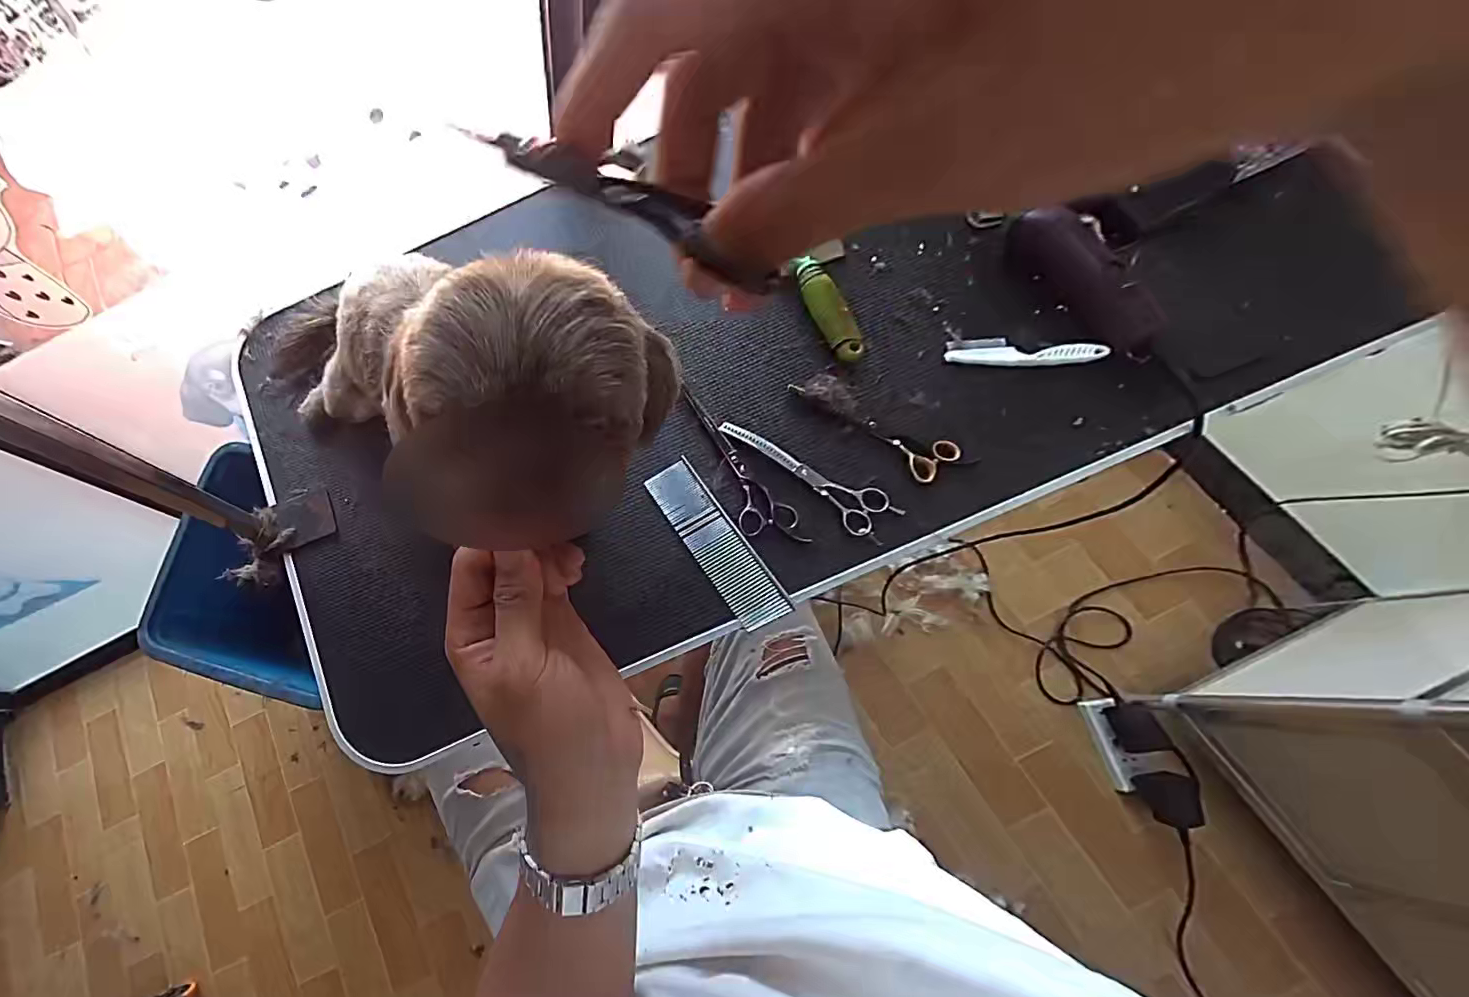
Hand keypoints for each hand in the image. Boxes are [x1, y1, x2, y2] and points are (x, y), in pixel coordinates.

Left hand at [444, 545, 640, 876]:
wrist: (595, 770)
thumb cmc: (550, 730)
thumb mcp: (525, 664)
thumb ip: (516, 602)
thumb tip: (510, 545)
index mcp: (468, 634)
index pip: (469, 570)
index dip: (491, 542)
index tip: (523, 522)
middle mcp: (493, 622)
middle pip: (499, 562)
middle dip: (523, 545)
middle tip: (554, 547)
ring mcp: (529, 620)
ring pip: (528, 567)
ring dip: (547, 554)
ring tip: (571, 564)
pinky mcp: (561, 621)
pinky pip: (554, 580)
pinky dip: (563, 567)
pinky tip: (576, 569)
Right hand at [554, 0, 1468, 308]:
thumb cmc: (1135, 49)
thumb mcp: (928, 151)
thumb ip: (792, 208)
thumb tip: (707, 263)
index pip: (657, 17)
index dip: (595, 100)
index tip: (559, 169)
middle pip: (706, 54)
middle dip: (685, 168)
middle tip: (692, 264)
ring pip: (767, 74)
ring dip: (747, 178)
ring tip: (747, 271)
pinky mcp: (924, 4)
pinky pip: (829, 76)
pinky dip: (808, 151)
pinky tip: (810, 217)